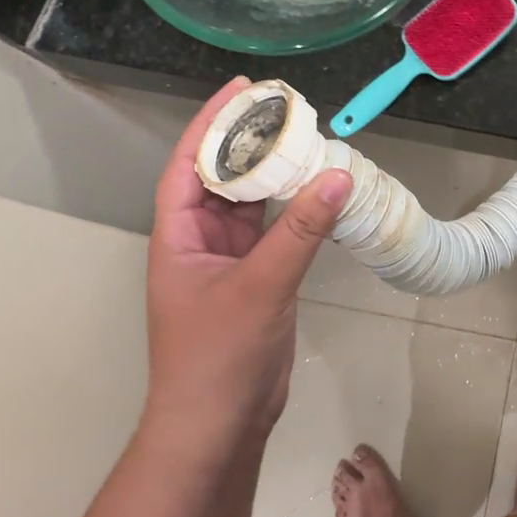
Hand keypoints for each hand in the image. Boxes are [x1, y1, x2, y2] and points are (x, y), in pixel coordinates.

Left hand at [144, 77, 352, 445]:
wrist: (218, 426)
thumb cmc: (218, 357)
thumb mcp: (260, 288)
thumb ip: (300, 232)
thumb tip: (338, 176)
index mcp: (178, 238)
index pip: (188, 165)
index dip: (212, 124)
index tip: (243, 89)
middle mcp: (199, 243)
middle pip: (221, 178)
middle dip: (249, 142)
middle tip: (287, 108)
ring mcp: (228, 262)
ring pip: (251, 204)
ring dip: (274, 175)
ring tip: (308, 139)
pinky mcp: (257, 281)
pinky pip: (275, 231)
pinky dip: (295, 210)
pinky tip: (320, 192)